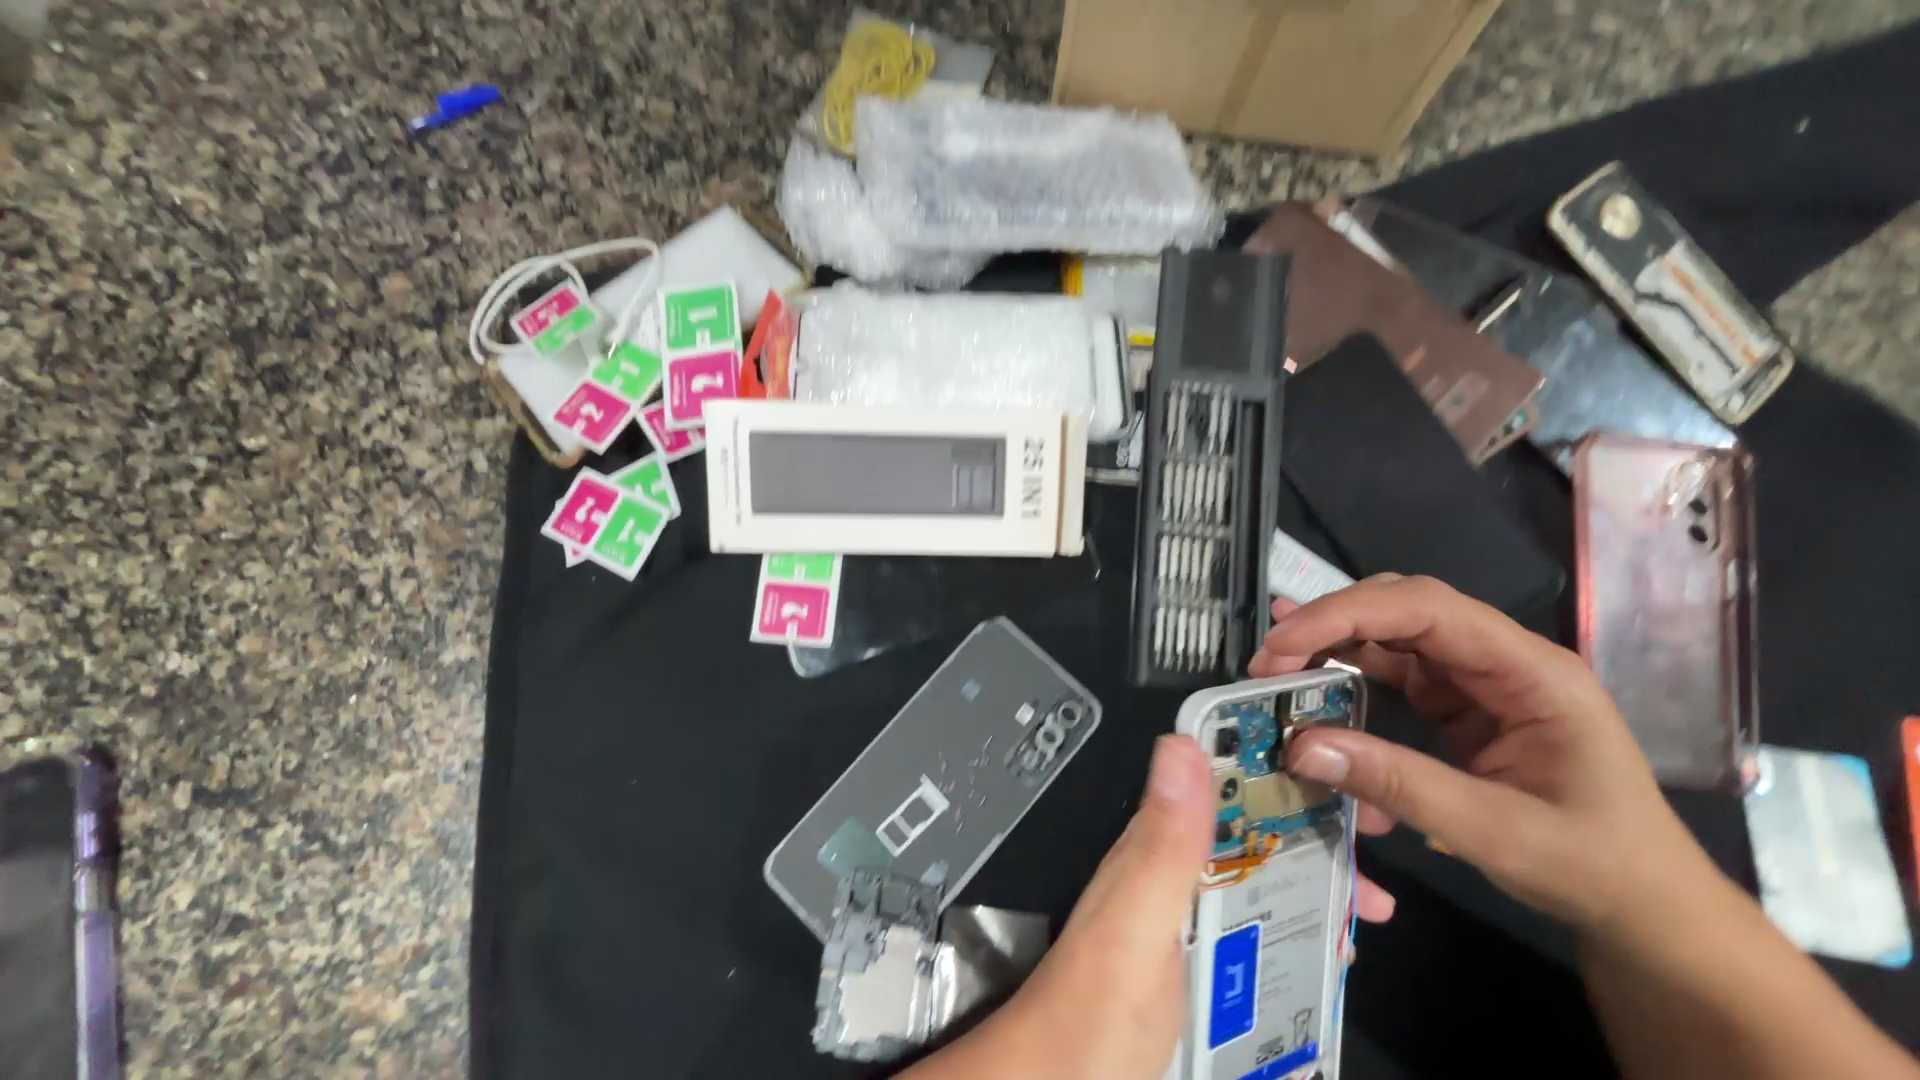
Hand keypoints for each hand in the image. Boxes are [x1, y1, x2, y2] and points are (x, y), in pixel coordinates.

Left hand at [908, 730, 1396, 1079]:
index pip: (1213, 788)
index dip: (1266, 771)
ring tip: (1356, 905)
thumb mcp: (1135, 923)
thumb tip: (1179, 746)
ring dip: (1305, 888)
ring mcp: (1176, 929)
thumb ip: (1161, 841)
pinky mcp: (1186, 971)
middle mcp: (1164, 884)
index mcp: (1153, 857)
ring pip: (1251, 888)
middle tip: (1365, 851)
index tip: (1325, 766)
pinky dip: (1287, 933)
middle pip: (1244, 841)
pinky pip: (1246, 935)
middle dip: (1307, 839)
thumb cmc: (1090, 1015)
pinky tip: (1311, 950)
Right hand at [1248, 574, 1718, 934]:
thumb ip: (1397, 784)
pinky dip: (1348, 683)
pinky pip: (1393, 676)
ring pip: (1392, 638)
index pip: (1427, 609)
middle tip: (1268, 660)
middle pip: (1403, 610)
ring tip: (1276, 674)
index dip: (1347, 614)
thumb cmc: (1594, 866)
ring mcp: (1480, 682)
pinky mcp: (1459, 706)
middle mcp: (1502, 661)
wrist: (1647, 908)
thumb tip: (1299, 748)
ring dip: (1333, 650)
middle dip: (1331, 625)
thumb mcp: (1496, 831)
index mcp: (1531, 672)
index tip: (1284, 644)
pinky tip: (1313, 697)